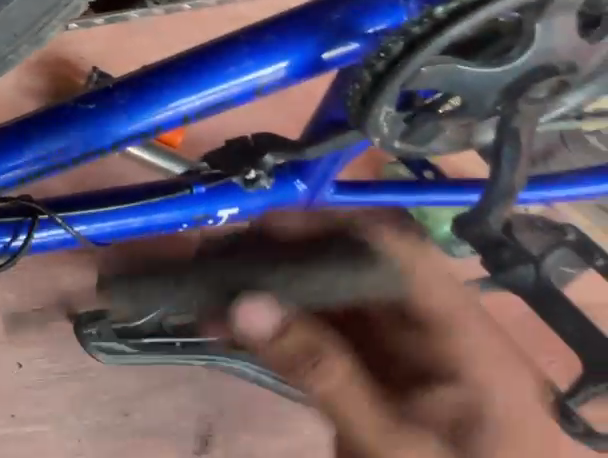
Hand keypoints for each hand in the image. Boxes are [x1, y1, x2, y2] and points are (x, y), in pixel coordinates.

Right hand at [225, 216, 570, 457]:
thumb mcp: (395, 445)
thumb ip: (323, 373)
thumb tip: (243, 302)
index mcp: (460, 341)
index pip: (398, 253)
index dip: (330, 227)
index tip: (260, 226)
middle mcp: (427, 337)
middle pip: (348, 270)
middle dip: (275, 258)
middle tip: (209, 255)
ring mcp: (396, 360)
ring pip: (319, 301)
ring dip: (258, 292)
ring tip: (200, 290)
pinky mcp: (366, 381)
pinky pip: (308, 337)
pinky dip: (263, 329)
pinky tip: (218, 328)